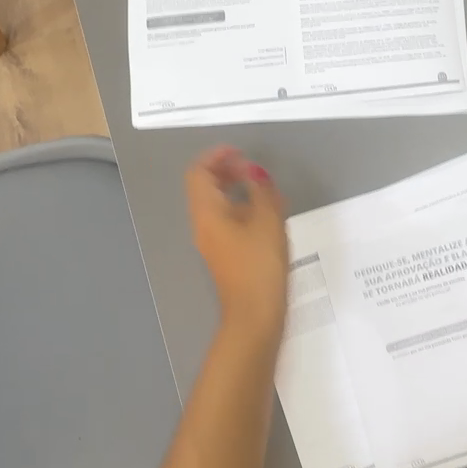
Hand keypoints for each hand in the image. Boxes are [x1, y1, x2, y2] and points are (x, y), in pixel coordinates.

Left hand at [184, 146, 288, 335]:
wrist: (255, 315)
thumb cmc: (259, 264)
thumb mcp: (267, 219)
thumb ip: (260, 189)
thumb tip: (252, 170)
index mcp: (207, 212)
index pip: (199, 173)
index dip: (216, 157)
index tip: (240, 152)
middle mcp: (203, 225)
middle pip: (205, 188)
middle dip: (226, 172)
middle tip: (252, 168)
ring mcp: (212, 242)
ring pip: (217, 206)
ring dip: (236, 191)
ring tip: (265, 190)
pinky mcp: (225, 256)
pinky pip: (227, 222)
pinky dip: (242, 210)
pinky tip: (267, 216)